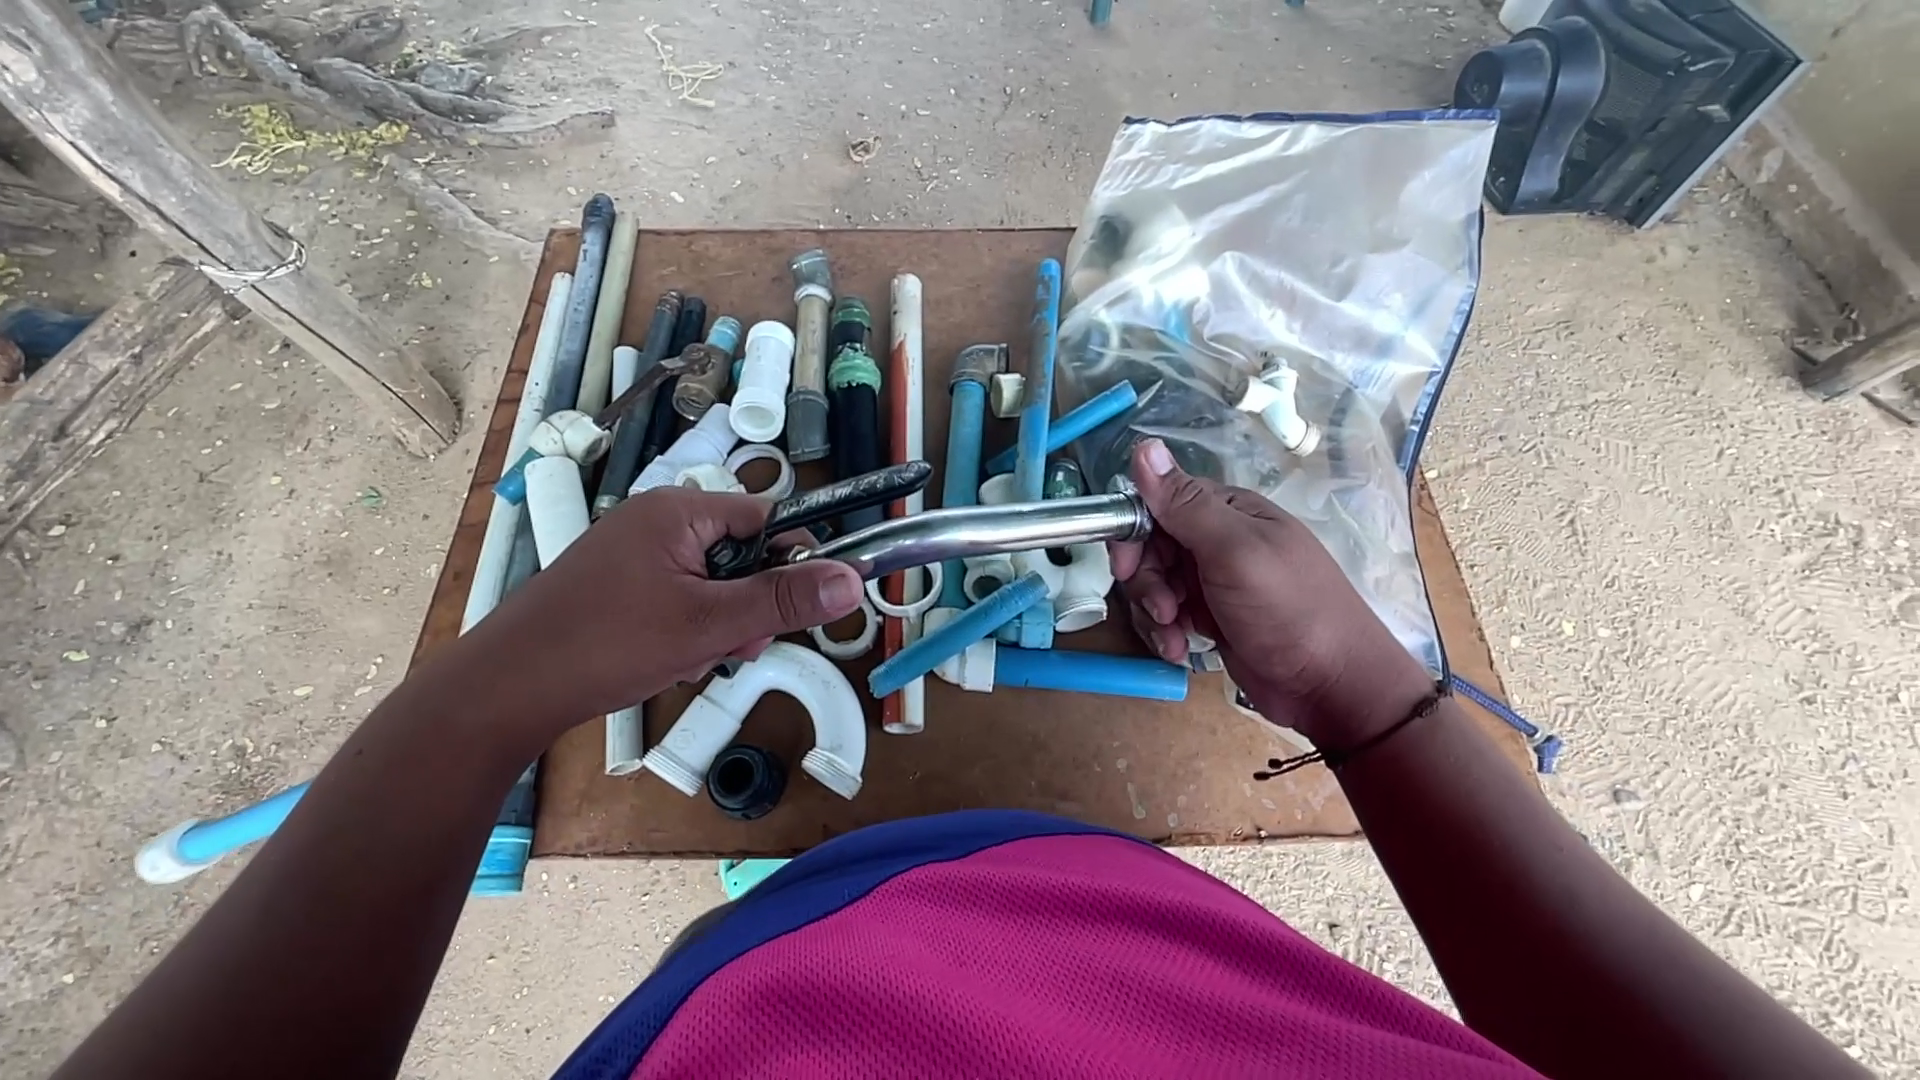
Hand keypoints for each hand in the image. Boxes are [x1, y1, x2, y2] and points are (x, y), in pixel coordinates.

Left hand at [447, 486, 863, 743]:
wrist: (506, 688)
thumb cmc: (609, 645)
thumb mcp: (710, 624)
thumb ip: (784, 600)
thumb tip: (852, 580)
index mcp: (679, 510)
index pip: (767, 520)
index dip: (790, 564)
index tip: (794, 610)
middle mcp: (656, 518)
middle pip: (740, 553)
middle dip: (747, 605)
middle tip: (734, 647)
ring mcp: (632, 550)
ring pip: (710, 581)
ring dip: (718, 622)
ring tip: (694, 659)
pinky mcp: (617, 580)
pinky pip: (678, 593)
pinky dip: (687, 626)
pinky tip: (670, 658)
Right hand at [1109, 438, 1433, 749]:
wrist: (1331, 685)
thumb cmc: (1287, 609)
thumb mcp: (1234, 551)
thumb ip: (1185, 504)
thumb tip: (1144, 445)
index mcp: (1226, 511)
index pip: (1157, 503)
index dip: (1133, 533)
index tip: (1125, 567)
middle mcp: (1216, 540)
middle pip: (1149, 547)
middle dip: (1145, 581)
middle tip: (1163, 609)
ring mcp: (1212, 581)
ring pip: (1153, 583)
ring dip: (1152, 612)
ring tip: (1175, 636)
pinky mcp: (1210, 617)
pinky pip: (1167, 615)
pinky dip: (1165, 632)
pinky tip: (1180, 650)